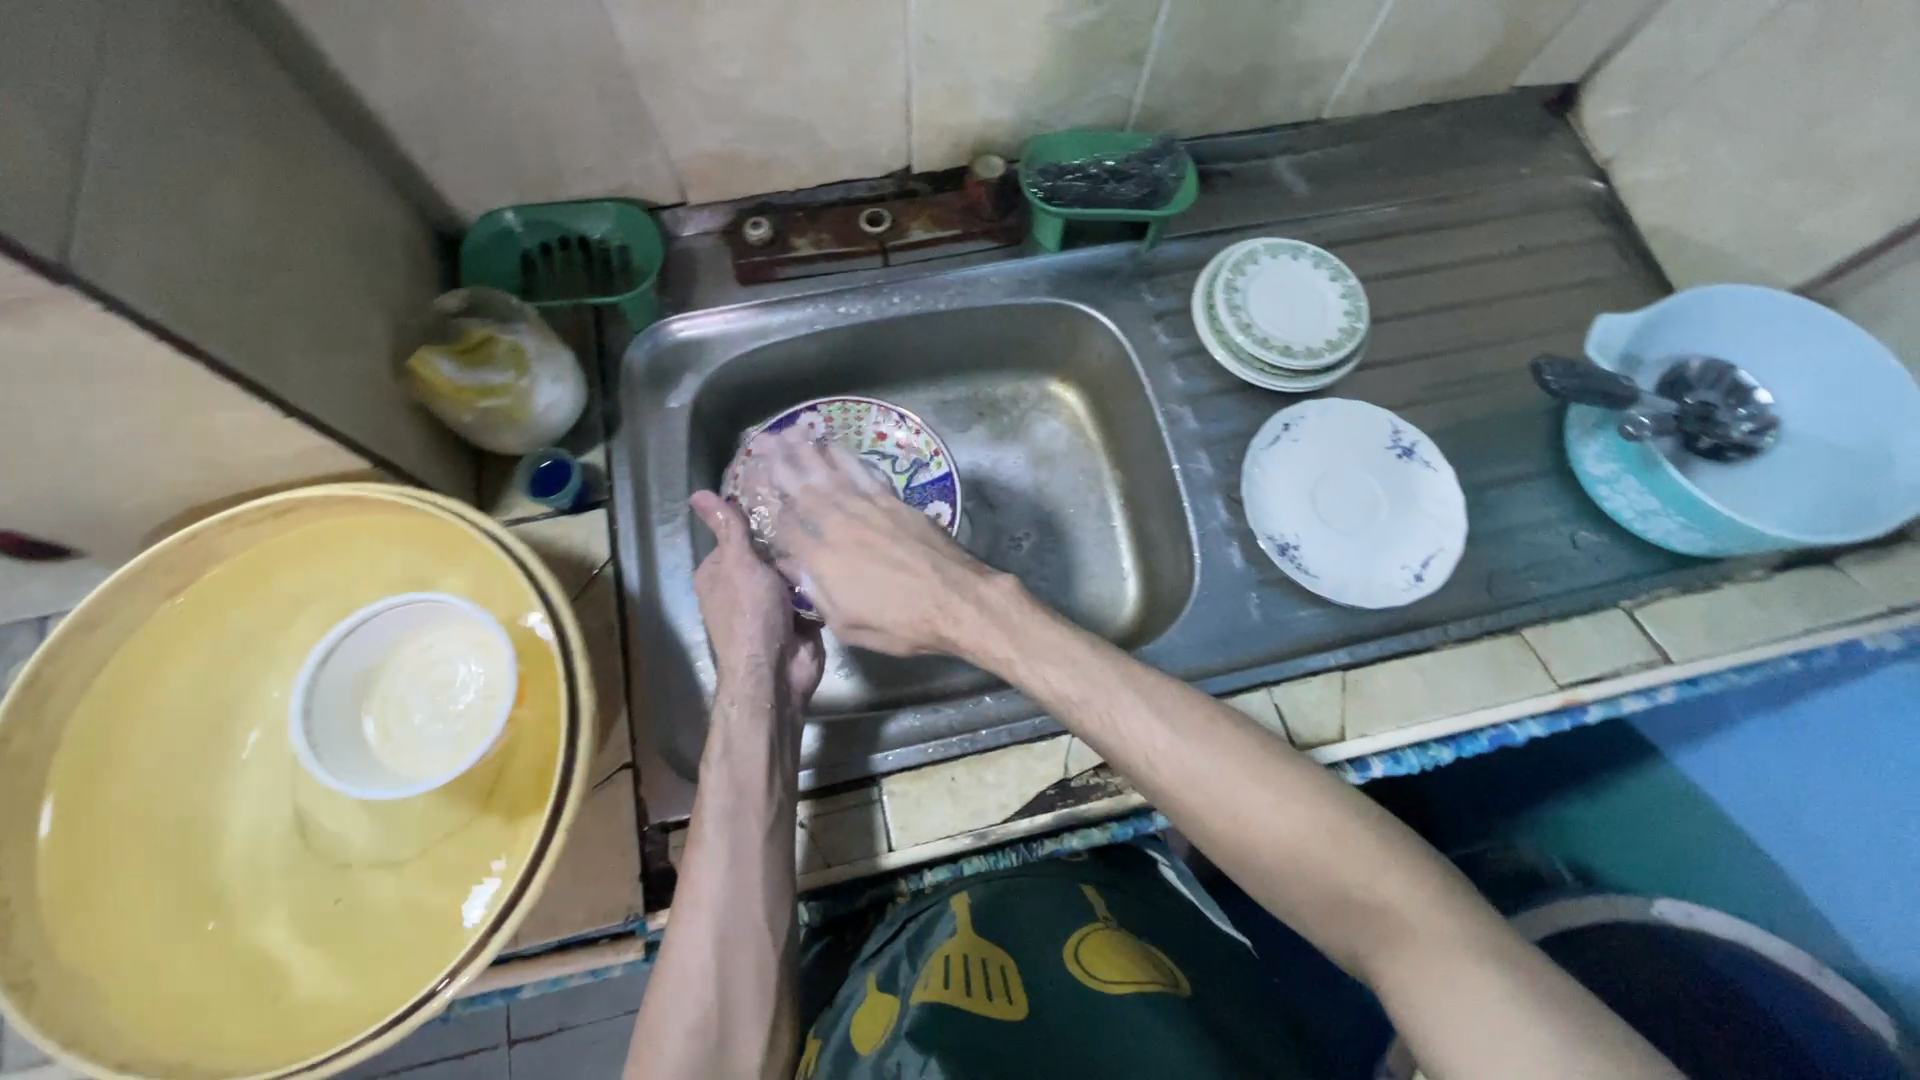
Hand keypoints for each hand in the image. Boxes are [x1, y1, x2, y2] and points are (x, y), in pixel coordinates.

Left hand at [690, 490, 823, 707]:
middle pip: (768, 551)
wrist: (778, 671)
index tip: (785, 493)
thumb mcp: (738, 563)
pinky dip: (820, 584)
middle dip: (788, 540)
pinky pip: (810, 591)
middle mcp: (740, 587)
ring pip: (792, 571)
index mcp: (717, 572)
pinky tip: (838, 561)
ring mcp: (769, 604)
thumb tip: (697, 493)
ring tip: (830, 533)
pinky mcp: (796, 617)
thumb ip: (728, 528)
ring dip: (808, 562)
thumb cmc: (751, 614)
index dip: (757, 515)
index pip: (736, 532)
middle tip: (815, 512)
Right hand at [753, 427, 1016, 656]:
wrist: (956, 600)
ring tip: (791, 432)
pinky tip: (835, 446)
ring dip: (808, 450)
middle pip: (802, 488)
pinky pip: (864, 471)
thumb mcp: (847, 623)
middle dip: (780, 463)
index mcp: (822, 558)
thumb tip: (788, 566)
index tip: (756, 488)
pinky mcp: (895, 501)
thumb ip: (814, 592)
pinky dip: (846, 456)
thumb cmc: (901, 624)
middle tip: (763, 442)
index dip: (769, 506)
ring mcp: (869, 508)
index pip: (786, 525)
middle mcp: (839, 524)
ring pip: (831, 472)